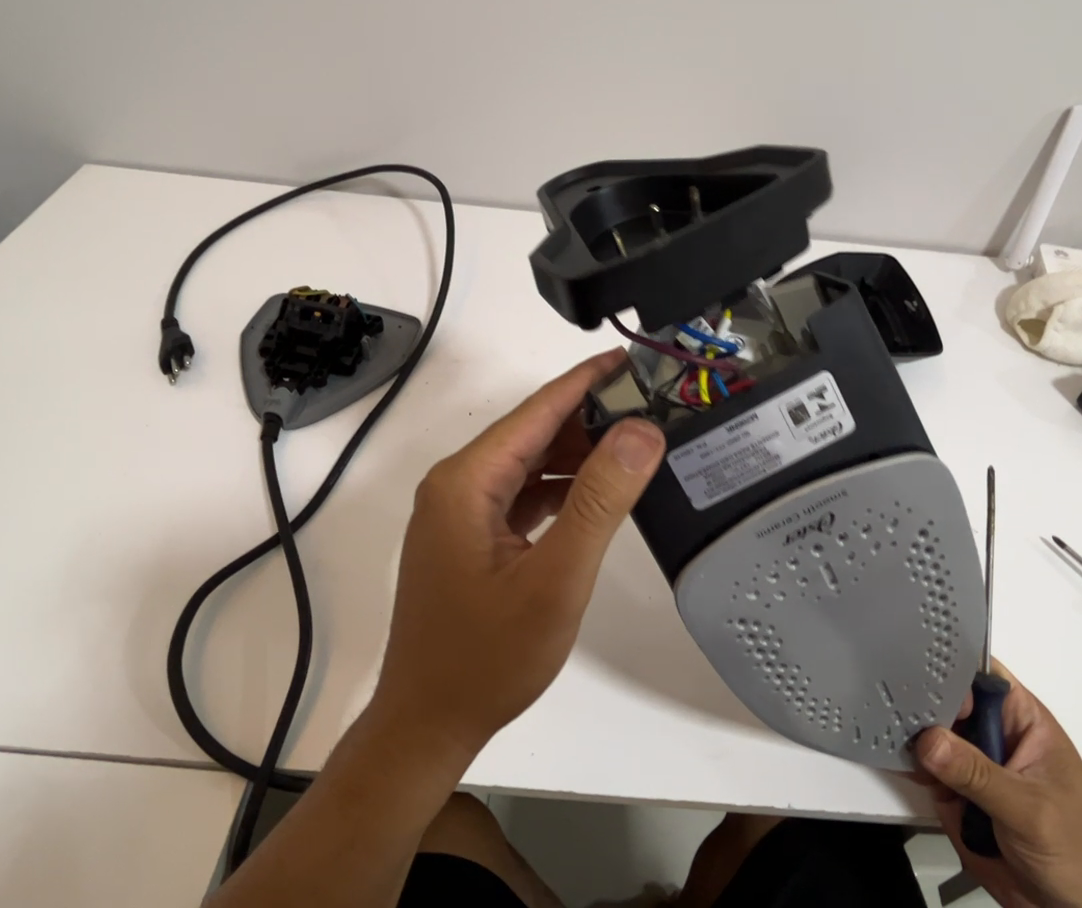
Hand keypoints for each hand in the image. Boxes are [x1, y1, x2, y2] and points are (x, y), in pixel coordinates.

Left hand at [368, 349, 665, 760]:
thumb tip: (641, 430)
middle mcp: (456, 485)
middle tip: (653, 406)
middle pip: (532, 432)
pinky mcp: (468, 539)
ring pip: (527, 464)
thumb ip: (598, 501)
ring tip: (638, 446)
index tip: (634, 356)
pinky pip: (520, 496)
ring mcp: (459, 514)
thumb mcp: (555, 578)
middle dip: (590, 417)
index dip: (588, 380)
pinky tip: (598, 494)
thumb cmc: (489, 656)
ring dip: (578, 454)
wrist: (428, 723)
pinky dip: (559, 489)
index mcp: (466, 481)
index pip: (537, 410)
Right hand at [912, 664, 1081, 907]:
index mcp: (1026, 724)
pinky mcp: (957, 793)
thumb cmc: (1074, 854)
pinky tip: (888, 751)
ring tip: (880, 719)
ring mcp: (975, 766)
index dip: (954, 669)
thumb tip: (929, 740)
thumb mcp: (1029, 810)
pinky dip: (908, 761)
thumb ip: (978, 774)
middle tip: (888, 693)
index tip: (920, 672)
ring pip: (933, 733)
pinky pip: (927, 767)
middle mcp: (997, 737)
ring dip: (911, 730)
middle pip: (952, 701)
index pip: (985, 677)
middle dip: (923, 697)